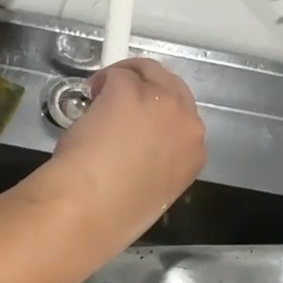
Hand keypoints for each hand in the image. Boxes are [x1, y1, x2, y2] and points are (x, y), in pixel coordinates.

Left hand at [46, 58, 205, 241]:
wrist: (91, 207)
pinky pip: (118, 75)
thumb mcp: (153, 187)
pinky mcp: (128, 90)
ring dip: (127, 80)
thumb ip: (156, 161)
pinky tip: (88, 96)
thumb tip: (137, 149)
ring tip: (100, 95)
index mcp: (194, 154)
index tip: (135, 118)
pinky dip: (102, 81)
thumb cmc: (116, 209)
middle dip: (145, 87)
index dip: (157, 113)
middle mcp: (186, 123)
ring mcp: (160, 102)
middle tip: (116, 98)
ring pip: (148, 73)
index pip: (183, 118)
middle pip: (171, 86)